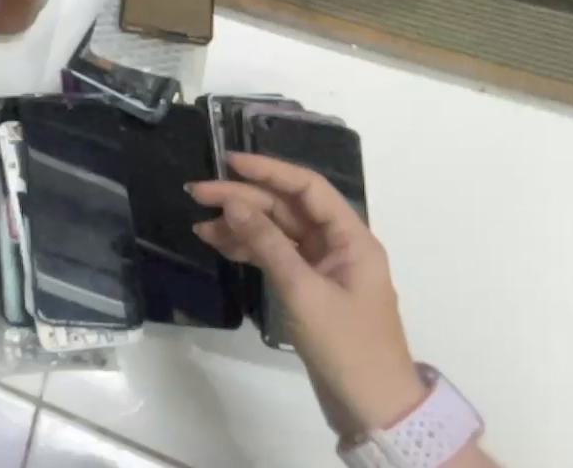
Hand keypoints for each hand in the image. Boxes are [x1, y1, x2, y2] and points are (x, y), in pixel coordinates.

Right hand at [190, 153, 424, 437]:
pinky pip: (274, 253)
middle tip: (198, 194)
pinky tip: (219, 245)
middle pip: (285, 207)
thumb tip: (232, 202)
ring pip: (275, 230)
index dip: (269, 170)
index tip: (229, 163)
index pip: (308, 187)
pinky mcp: (308, 286)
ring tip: (201, 226)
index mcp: (351, 239)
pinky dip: (247, 247)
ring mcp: (322, 266)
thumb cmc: (347, 346)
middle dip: (242, 198)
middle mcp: (337, 245)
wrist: (374, 410)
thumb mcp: (303, 291)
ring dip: (239, 224)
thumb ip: (267, 243)